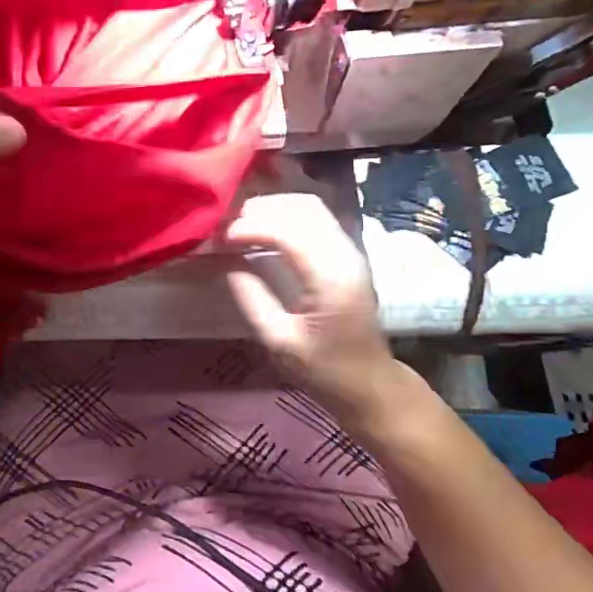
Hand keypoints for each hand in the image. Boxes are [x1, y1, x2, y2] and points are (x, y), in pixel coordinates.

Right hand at [225, 193, 428, 427]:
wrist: (370, 384)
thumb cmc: (324, 370)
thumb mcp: (280, 342)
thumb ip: (252, 299)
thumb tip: (228, 263)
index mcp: (331, 279)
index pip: (289, 231)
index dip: (251, 227)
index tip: (222, 238)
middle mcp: (346, 256)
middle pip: (303, 208)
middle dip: (261, 210)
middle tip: (228, 226)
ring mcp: (351, 252)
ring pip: (311, 207)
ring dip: (274, 209)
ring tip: (242, 224)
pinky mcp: (347, 254)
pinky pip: (317, 218)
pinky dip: (287, 215)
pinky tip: (264, 229)